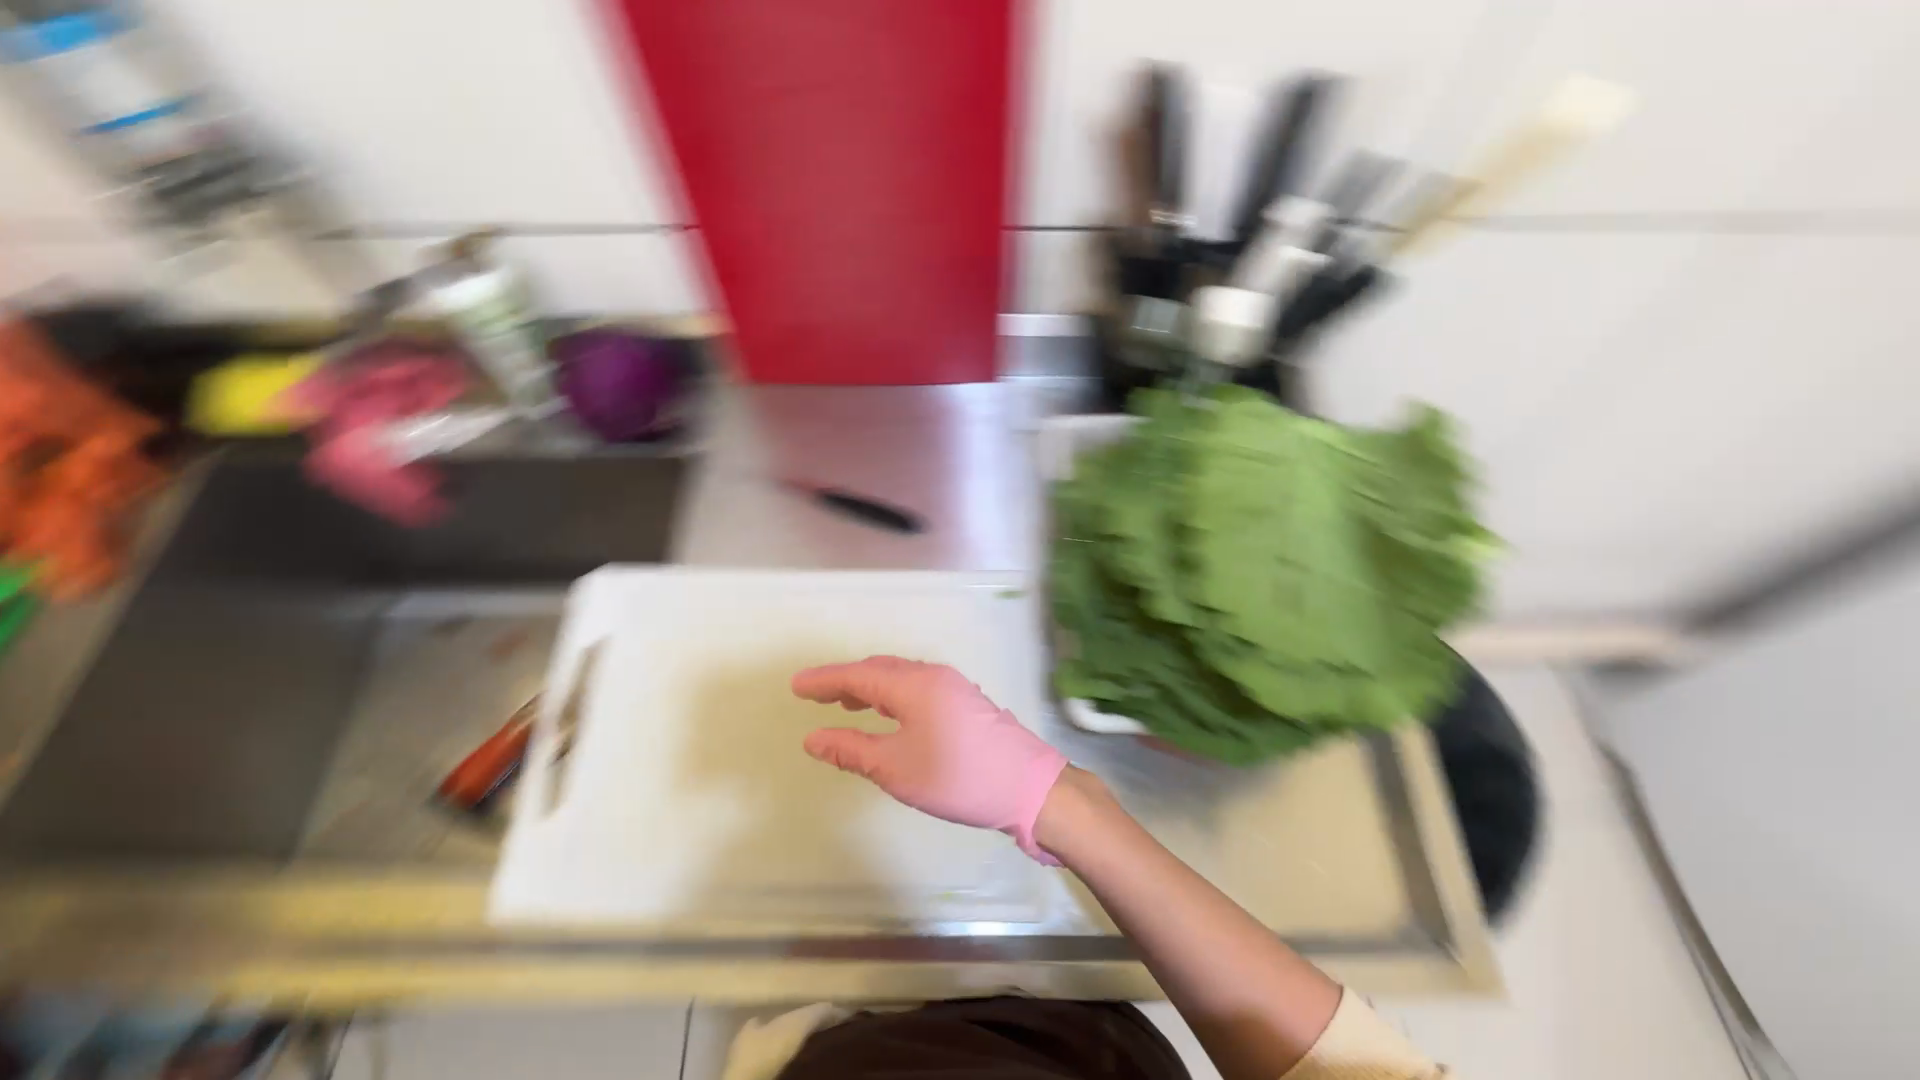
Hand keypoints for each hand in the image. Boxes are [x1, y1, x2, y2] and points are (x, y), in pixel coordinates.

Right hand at [791, 656, 1070, 863]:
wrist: (1028, 787)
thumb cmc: (957, 778)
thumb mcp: (896, 769)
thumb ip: (851, 750)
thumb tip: (812, 739)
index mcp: (913, 685)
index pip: (857, 675)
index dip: (824, 680)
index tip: (796, 686)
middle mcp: (933, 676)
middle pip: (879, 670)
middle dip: (846, 680)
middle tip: (817, 695)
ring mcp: (953, 687)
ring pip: (900, 677)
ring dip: (870, 687)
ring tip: (846, 705)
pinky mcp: (966, 703)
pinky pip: (917, 687)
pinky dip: (892, 695)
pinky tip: (888, 715)